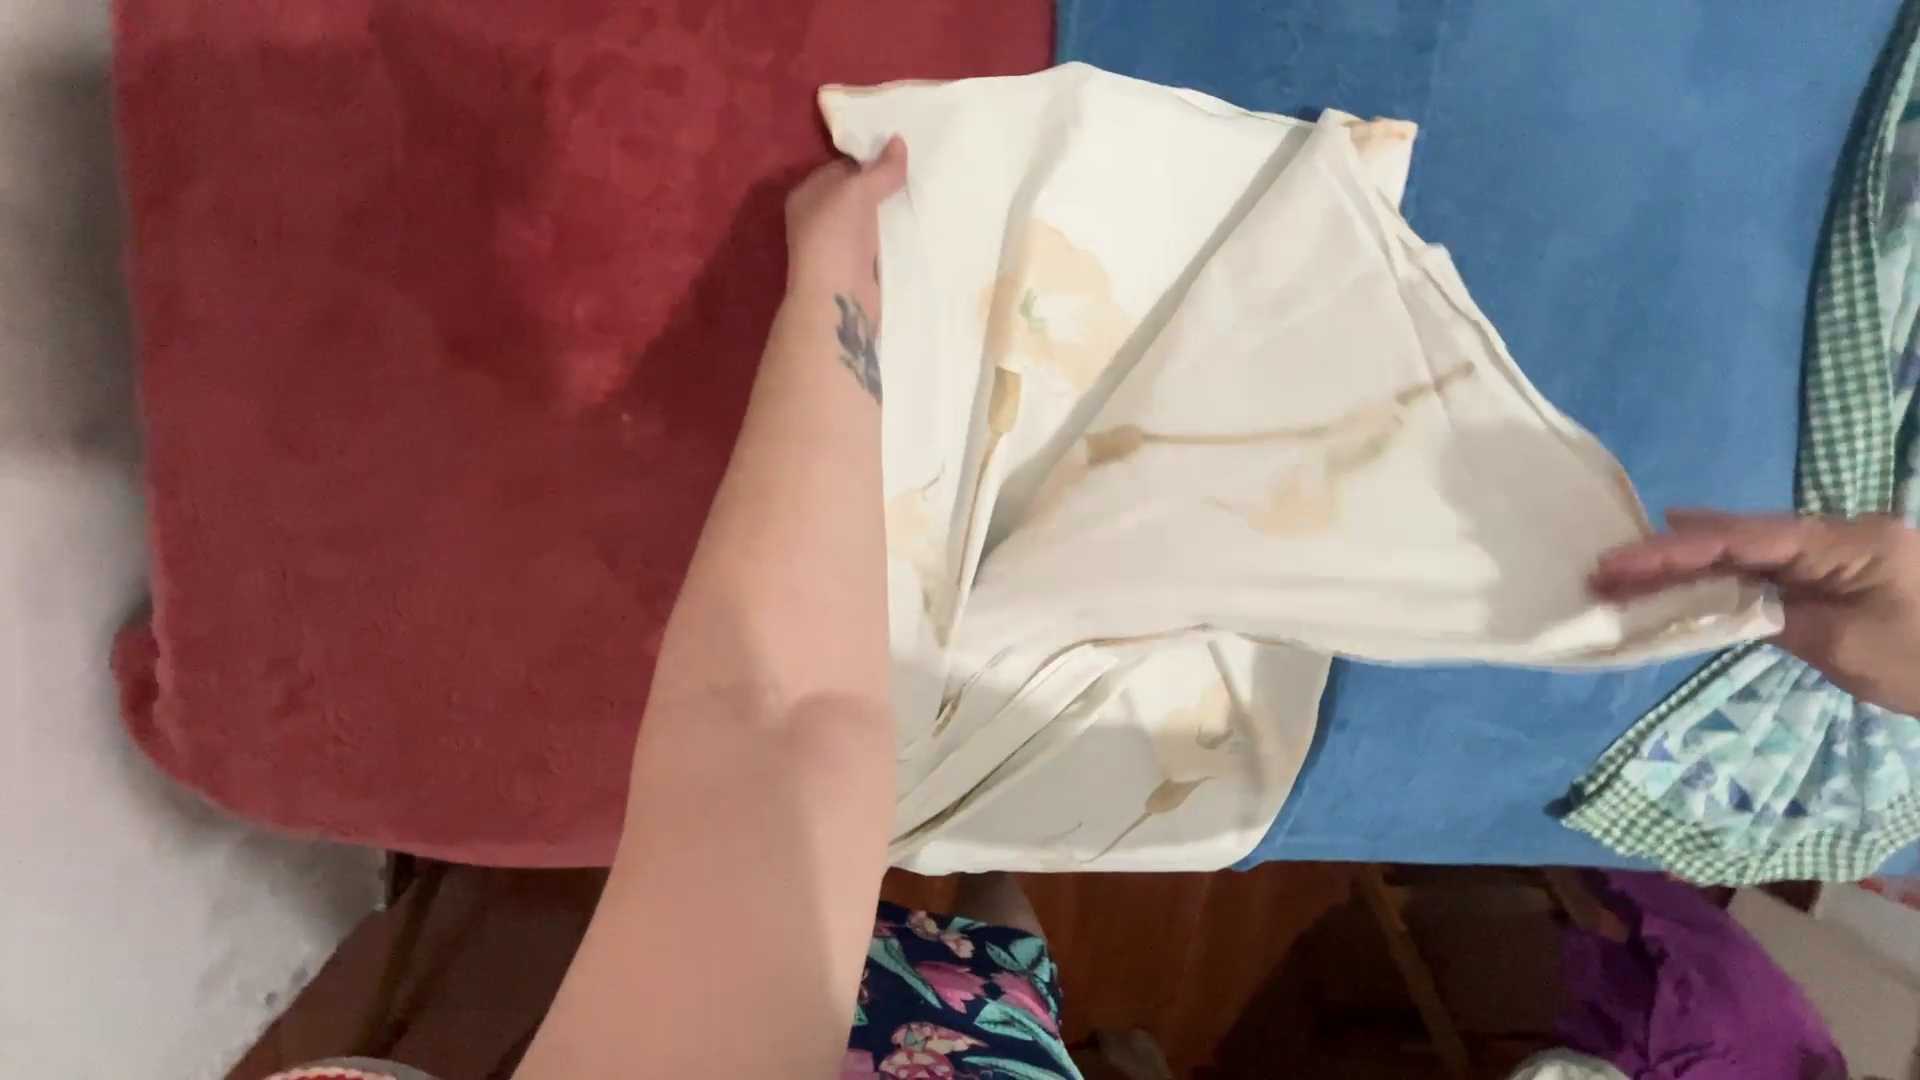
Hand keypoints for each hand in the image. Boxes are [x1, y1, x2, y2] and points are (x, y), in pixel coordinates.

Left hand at [784, 136, 907, 317]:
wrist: (837, 301)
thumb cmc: (835, 239)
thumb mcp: (855, 192)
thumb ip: (880, 170)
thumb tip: (899, 141)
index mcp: (808, 197)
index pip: (841, 170)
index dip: (869, 161)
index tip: (900, 155)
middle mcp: (821, 222)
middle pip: (858, 197)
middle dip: (884, 189)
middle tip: (918, 174)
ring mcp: (841, 249)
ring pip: (873, 223)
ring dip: (894, 215)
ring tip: (924, 197)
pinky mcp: (861, 271)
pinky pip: (883, 247)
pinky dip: (898, 240)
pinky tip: (920, 228)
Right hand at [1590, 510, 1919, 713]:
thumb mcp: (1841, 644)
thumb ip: (1765, 613)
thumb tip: (1696, 598)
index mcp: (1847, 542)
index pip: (1739, 539)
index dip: (1669, 550)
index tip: (1612, 564)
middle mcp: (1836, 536)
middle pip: (1733, 537)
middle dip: (1664, 553)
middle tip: (1601, 571)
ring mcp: (1834, 554)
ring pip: (1740, 551)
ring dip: (1681, 565)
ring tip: (1620, 576)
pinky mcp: (1831, 576)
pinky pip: (1758, 569)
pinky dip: (1710, 577)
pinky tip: (1671, 577)